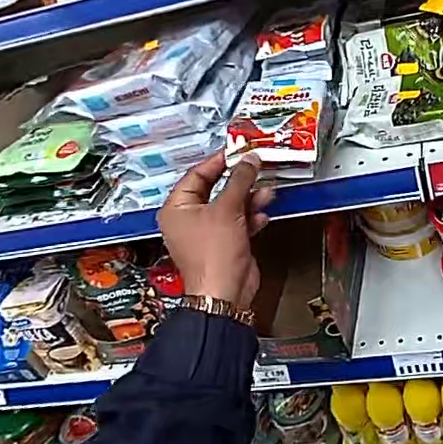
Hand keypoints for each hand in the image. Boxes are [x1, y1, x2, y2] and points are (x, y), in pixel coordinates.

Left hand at [159, 151, 275, 309]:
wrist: (226, 292)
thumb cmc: (213, 255)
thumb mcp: (228, 209)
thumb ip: (240, 181)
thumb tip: (248, 160)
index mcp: (177, 208)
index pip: (197, 175)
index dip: (218, 162)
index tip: (237, 151)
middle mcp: (189, 218)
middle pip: (216, 188)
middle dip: (239, 181)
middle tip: (254, 166)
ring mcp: (208, 231)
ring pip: (231, 204)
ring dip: (249, 198)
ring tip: (265, 191)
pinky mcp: (225, 242)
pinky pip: (239, 220)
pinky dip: (251, 215)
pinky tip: (261, 214)